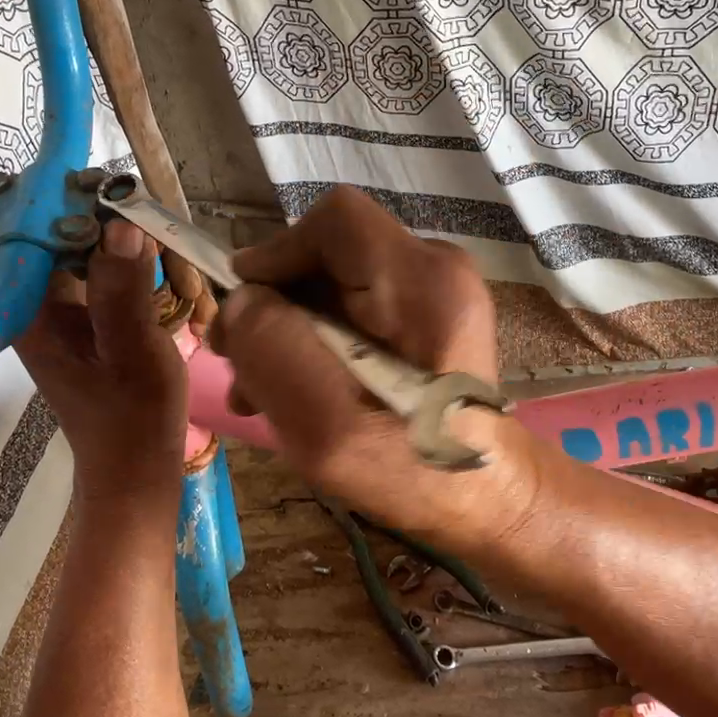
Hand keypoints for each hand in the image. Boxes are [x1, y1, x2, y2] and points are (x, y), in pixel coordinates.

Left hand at [13, 221, 187, 498]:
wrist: (137, 471)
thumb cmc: (133, 419)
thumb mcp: (133, 352)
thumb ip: (123, 290)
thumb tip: (123, 225)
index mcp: (30, 312)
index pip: (36, 233)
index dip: (72, 204)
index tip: (121, 193)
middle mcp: (36, 305)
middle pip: (61, 234)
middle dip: (106, 220)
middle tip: (154, 219)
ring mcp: (61, 311)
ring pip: (85, 249)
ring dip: (124, 240)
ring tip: (163, 240)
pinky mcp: (87, 318)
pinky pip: (103, 271)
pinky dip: (132, 262)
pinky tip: (162, 265)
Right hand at [208, 188, 540, 545]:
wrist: (481, 496)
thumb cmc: (409, 471)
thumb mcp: (324, 426)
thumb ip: (272, 350)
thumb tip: (243, 299)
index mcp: (424, 286)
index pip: (336, 220)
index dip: (278, 252)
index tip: (245, 307)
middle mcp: (438, 269)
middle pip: (330, 251)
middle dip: (275, 302)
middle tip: (236, 361)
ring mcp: (436, 287)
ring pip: (336, 278)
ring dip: (288, 325)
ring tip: (257, 389)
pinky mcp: (427, 309)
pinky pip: (355, 301)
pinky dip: (317, 334)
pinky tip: (295, 384)